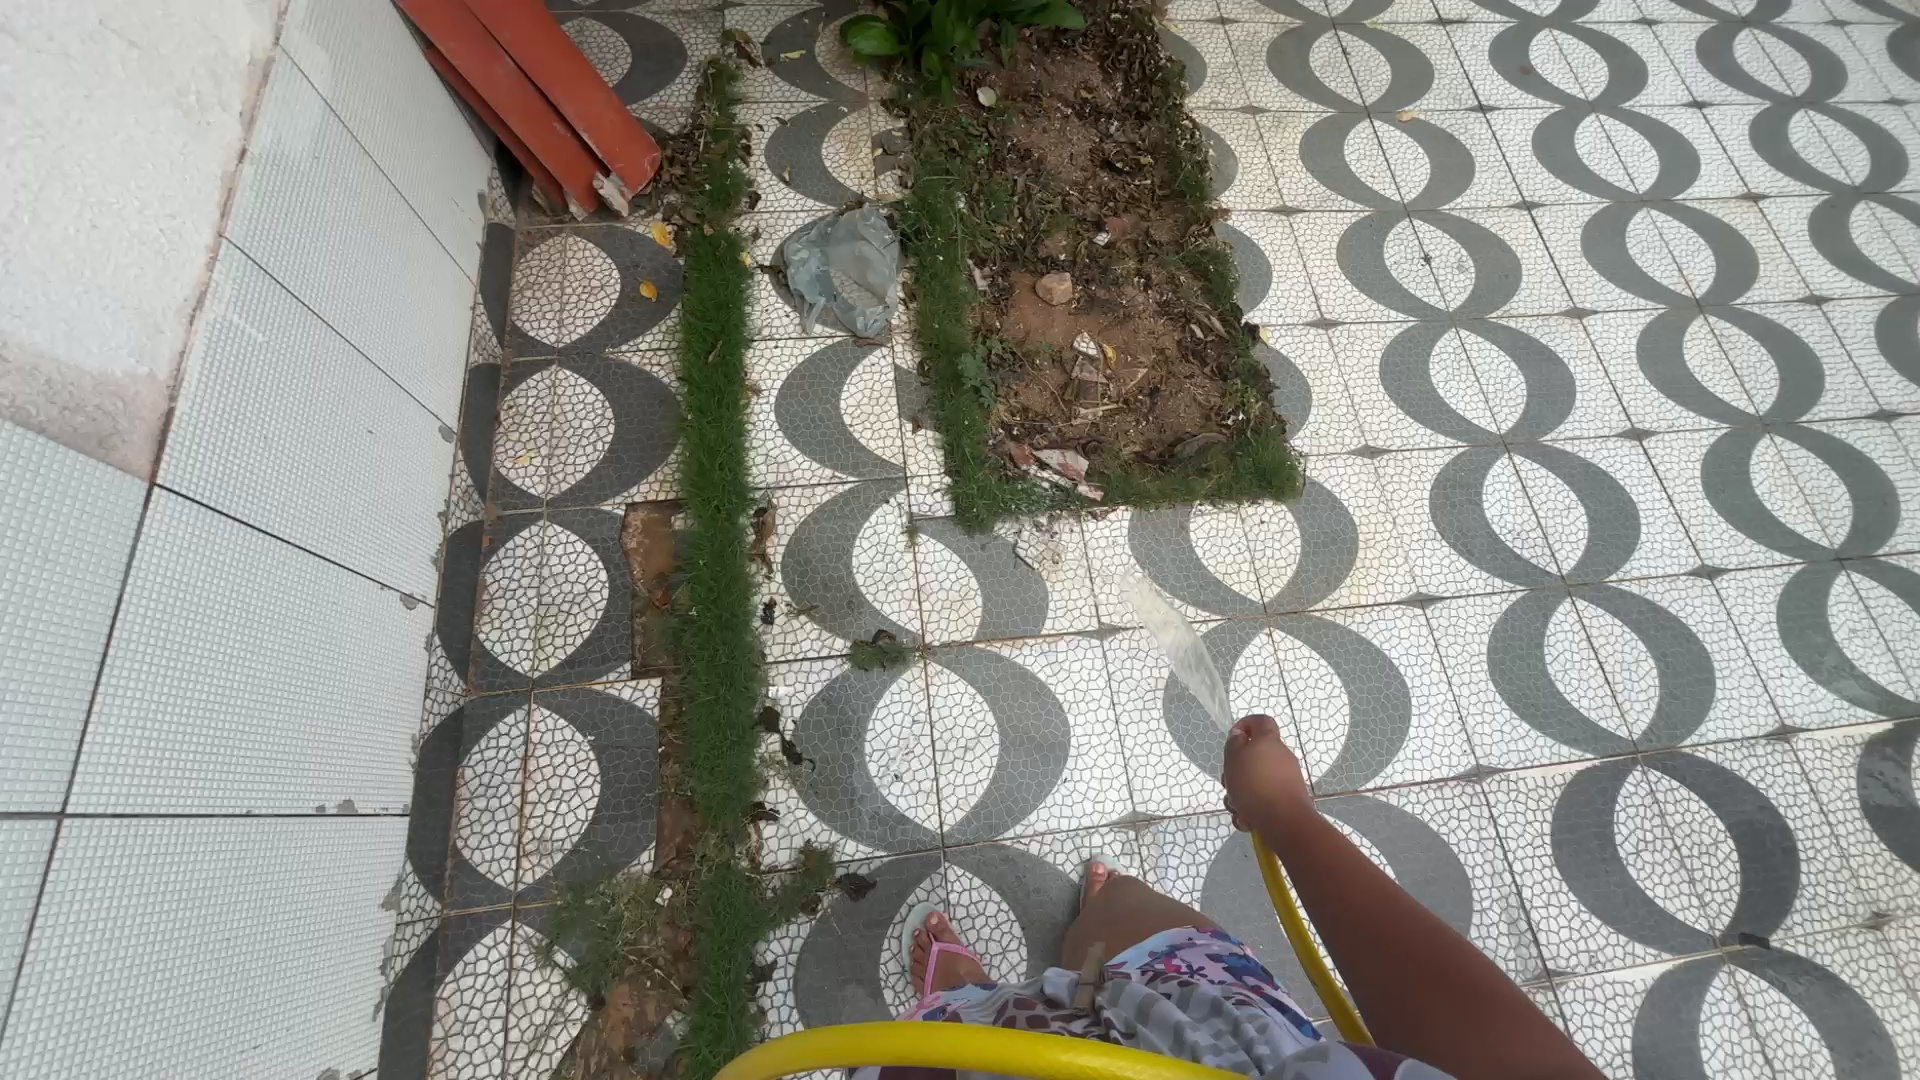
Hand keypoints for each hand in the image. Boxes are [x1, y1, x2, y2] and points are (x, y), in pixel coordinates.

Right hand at [1222, 714, 1314, 832]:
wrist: (1284, 822)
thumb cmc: (1254, 785)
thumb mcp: (1233, 758)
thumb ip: (1234, 743)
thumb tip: (1240, 736)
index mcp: (1269, 741)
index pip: (1261, 721)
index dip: (1245, 725)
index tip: (1233, 739)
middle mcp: (1281, 757)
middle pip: (1254, 756)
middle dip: (1237, 770)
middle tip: (1229, 782)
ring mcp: (1287, 779)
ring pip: (1256, 780)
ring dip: (1242, 793)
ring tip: (1236, 808)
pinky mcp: (1288, 800)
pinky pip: (1265, 798)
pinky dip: (1253, 808)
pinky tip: (1247, 821)